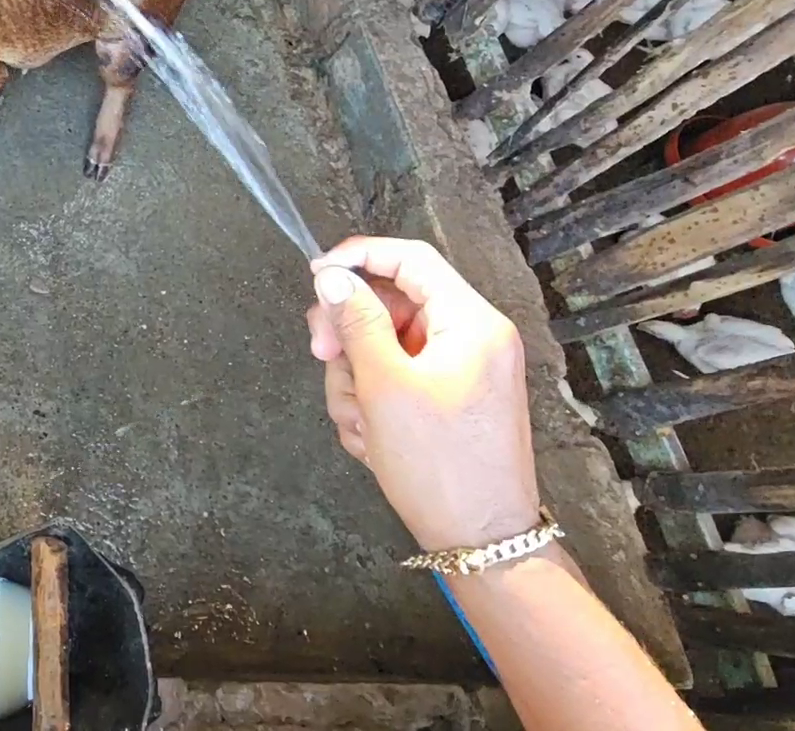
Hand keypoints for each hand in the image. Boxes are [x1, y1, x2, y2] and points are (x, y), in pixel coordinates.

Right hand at [306, 236, 539, 552]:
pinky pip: (386, 377)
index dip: (357, 256)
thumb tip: (329, 276)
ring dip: (353, 378)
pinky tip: (372, 435)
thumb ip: (355, 321)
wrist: (480, 539)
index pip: (409, 259)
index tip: (313, 274)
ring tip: (361, 420)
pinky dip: (368, 400)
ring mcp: (453, 369)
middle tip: (321, 356)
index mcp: (469, 322)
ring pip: (377, 344)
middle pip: (386, 304)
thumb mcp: (384, 383)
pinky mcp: (439, 398)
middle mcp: (466, 338)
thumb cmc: (437, 458)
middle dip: (346, 333)